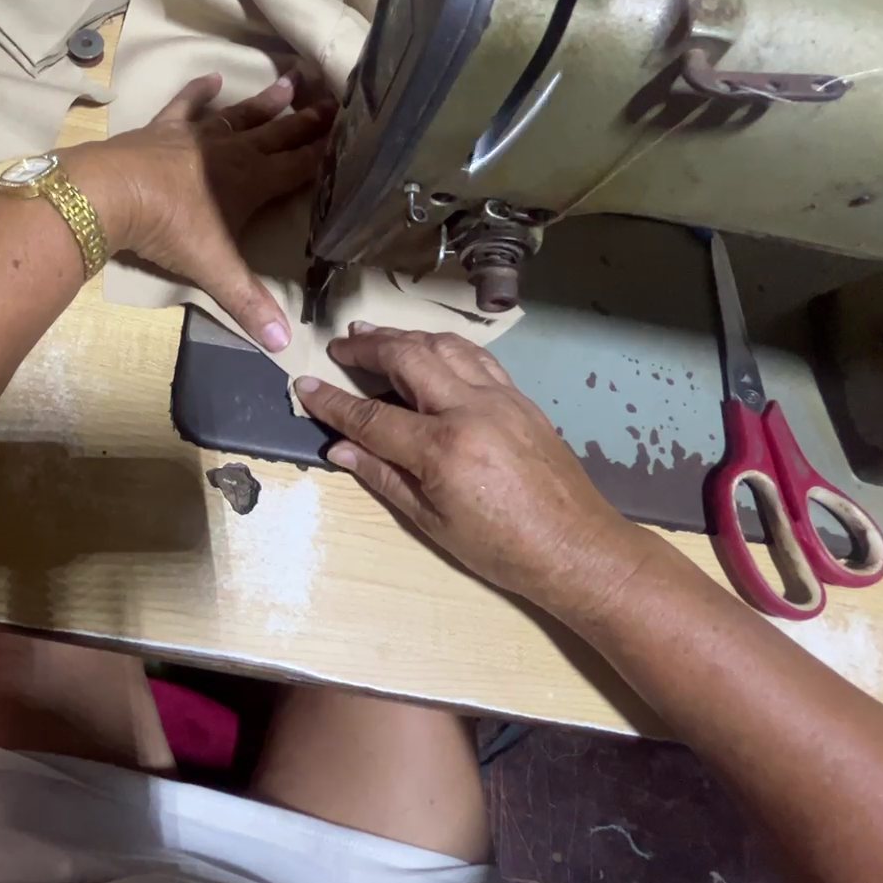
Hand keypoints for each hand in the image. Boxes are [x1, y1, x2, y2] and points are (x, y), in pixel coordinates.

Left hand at [60, 72, 332, 352]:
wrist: (113, 194)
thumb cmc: (170, 230)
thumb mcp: (214, 271)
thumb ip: (248, 304)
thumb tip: (284, 345)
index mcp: (251, 182)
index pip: (296, 167)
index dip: (323, 155)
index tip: (349, 137)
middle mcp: (230, 152)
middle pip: (276, 136)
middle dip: (304, 123)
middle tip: (330, 103)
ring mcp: (195, 137)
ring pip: (239, 116)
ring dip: (264, 103)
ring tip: (290, 82)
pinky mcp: (162, 129)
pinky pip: (185, 105)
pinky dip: (199, 92)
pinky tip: (212, 77)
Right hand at [295, 324, 664, 623]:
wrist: (577, 548)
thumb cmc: (500, 548)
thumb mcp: (430, 521)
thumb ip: (382, 476)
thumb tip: (340, 447)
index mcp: (443, 450)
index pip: (372, 416)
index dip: (332, 402)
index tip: (305, 385)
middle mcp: (471, 411)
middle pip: (408, 358)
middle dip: (368, 347)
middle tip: (340, 345)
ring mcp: (501, 398)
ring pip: (444, 346)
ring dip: (404, 336)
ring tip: (374, 334)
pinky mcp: (520, 398)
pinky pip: (475, 357)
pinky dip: (442, 346)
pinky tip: (427, 348)